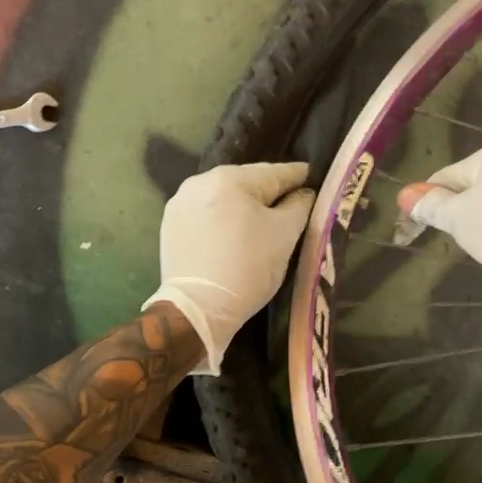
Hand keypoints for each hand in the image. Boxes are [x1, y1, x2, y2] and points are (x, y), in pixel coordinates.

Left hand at [146, 162, 314, 374]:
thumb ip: (299, 206)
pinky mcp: (169, 228)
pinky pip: (204, 217)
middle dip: (267, 194)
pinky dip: (220, 222)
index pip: (274, 172)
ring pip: (222, 200)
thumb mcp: (285, 235)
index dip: (298, 177)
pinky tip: (230, 237)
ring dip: (241, 208)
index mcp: (229, 178)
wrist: (198, 310)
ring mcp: (179, 205)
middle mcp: (199, 182)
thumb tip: (303, 193)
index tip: (312, 178)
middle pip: (245, 184)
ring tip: (259, 223)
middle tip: (289, 205)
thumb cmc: (247, 268)